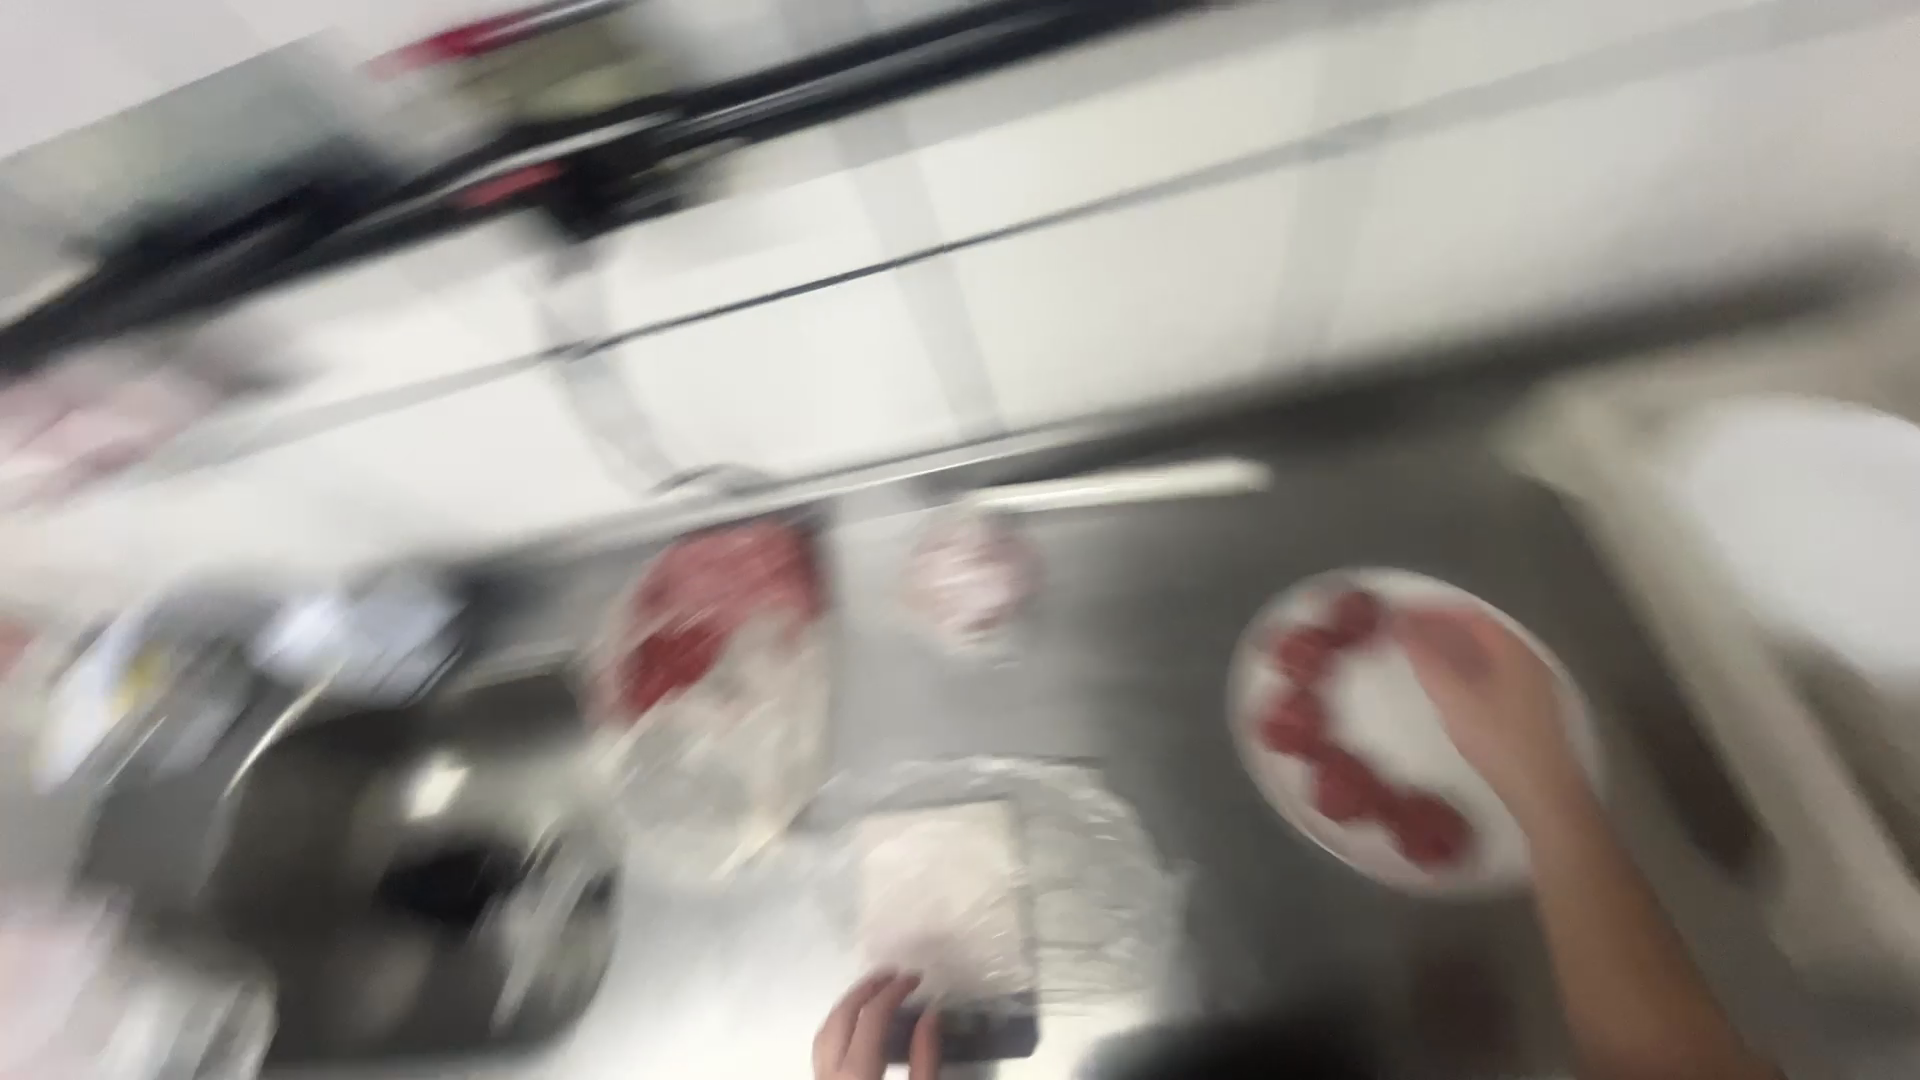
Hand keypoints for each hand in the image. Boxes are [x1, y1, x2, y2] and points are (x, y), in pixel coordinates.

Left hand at [814, 971, 938, 1079]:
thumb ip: (925, 1060)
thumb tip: (930, 1015)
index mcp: (855, 1074)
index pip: (872, 1016)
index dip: (895, 990)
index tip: (915, 978)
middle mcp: (830, 1072)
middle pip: (842, 1014)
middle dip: (867, 987)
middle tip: (893, 974)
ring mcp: (819, 1077)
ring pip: (826, 1027)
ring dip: (850, 1002)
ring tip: (875, 990)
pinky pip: (822, 1044)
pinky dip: (839, 1022)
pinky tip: (857, 1022)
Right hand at [1394, 605, 1590, 825]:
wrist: (1544, 794)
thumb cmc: (1498, 740)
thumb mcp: (1453, 696)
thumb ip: (1424, 657)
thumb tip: (1398, 624)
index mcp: (1513, 651)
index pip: (1467, 614)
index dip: (1430, 609)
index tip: (1396, 612)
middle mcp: (1526, 660)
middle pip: (1476, 631)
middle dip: (1436, 626)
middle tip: (1399, 632)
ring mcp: (1529, 685)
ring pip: (1481, 653)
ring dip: (1446, 647)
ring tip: (1412, 653)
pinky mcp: (1524, 707)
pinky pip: (1486, 671)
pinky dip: (1458, 665)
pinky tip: (1440, 681)